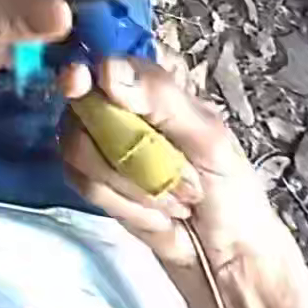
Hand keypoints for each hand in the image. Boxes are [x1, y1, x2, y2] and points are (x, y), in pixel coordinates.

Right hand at [59, 58, 305, 277]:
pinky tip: (152, 209)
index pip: (100, 53)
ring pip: (78, 145)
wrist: (227, 255)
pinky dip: (123, 202)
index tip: (79, 82)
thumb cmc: (229, 186)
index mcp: (146, 72)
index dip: (86, 68)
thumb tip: (104, 69)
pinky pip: (82, 180)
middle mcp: (112, 95)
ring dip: (131, 183)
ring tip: (171, 195)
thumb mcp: (207, 135)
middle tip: (171, 166)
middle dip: (125, 145)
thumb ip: (159, 96)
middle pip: (80, 101)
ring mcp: (94, 132)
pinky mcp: (86, 171)